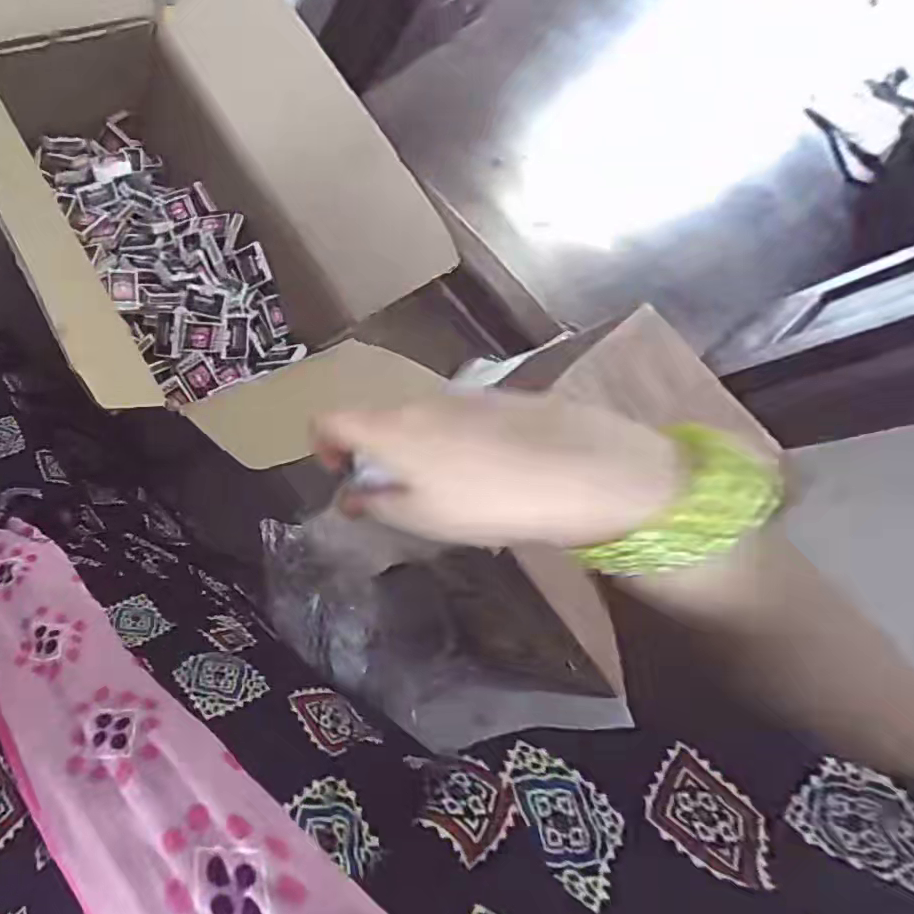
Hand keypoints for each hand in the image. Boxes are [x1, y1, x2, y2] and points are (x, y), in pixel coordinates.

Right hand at [311, 391, 685, 548]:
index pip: (327, 420)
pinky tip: (488, 471)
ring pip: (416, 418)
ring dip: (413, 447)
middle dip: (372, 453)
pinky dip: (451, 440)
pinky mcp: (499, 397)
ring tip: (448, 486)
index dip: (321, 446)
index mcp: (387, 429)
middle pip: (373, 420)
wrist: (592, 473)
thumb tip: (349, 496)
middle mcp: (416, 403)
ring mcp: (459, 395)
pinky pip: (455, 416)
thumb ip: (373, 503)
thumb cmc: (488, 502)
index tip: (342, 475)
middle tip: (397, 492)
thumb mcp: (420, 517)